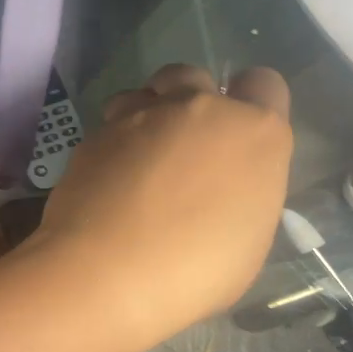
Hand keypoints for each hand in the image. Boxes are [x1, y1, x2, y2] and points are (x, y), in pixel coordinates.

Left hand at [19, 64, 293, 351]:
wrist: (103, 274)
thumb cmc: (191, 271)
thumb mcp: (246, 238)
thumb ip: (241, 196)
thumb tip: (220, 197)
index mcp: (256, 133)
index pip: (262, 85)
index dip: (248, 101)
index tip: (231, 129)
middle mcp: (199, 112)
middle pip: (191, 77)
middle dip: (182, 97)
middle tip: (172, 141)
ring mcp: (138, 121)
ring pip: (139, 94)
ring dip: (137, 113)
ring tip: (130, 154)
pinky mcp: (89, 141)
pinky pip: (102, 130)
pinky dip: (105, 147)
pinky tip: (99, 181)